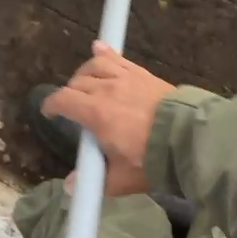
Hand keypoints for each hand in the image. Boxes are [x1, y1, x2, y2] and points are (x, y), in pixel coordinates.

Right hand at [42, 41, 175, 197]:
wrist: (188, 138)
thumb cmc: (151, 160)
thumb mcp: (121, 179)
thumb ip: (96, 182)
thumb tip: (71, 188)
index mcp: (96, 114)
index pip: (64, 101)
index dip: (52, 105)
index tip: (48, 113)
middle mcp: (106, 90)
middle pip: (78, 82)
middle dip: (69, 93)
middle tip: (72, 106)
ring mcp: (126, 79)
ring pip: (96, 66)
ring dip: (84, 72)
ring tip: (83, 81)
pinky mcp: (143, 75)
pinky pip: (119, 59)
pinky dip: (106, 53)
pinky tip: (99, 49)